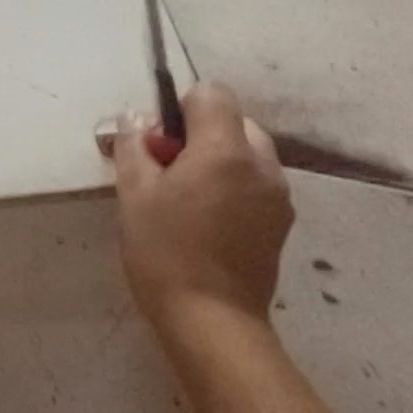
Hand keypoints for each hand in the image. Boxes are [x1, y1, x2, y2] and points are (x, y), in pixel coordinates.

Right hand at [112, 83, 293, 334]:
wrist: (210, 317)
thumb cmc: (163, 249)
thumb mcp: (133, 191)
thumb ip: (133, 145)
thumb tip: (134, 118)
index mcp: (226, 152)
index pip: (213, 94)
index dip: (180, 104)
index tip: (156, 138)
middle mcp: (262, 165)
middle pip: (233, 120)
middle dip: (197, 131)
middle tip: (162, 167)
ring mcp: (278, 195)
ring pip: (245, 151)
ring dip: (214, 157)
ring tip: (180, 194)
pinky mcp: (280, 220)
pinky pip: (253, 180)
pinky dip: (228, 182)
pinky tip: (201, 215)